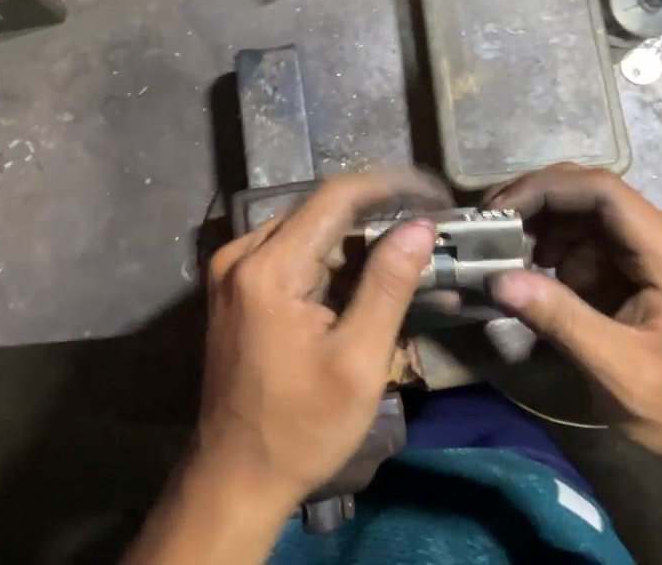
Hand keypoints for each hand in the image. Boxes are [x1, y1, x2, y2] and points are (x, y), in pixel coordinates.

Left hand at [193, 169, 443, 507]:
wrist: (235, 474)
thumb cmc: (302, 427)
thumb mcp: (359, 362)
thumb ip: (387, 285)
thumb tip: (419, 227)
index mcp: (268, 268)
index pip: (334, 197)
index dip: (388, 187)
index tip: (431, 193)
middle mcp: (241, 254)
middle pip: (318, 213)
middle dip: (374, 218)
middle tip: (424, 235)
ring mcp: (231, 270)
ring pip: (303, 231)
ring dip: (351, 242)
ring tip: (401, 261)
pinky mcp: (233, 287)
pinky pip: (286, 253)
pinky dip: (325, 262)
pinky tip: (357, 287)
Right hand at [487, 165, 661, 469]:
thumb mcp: (617, 370)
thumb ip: (560, 319)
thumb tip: (497, 279)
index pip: (604, 192)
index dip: (546, 190)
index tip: (499, 212)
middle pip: (591, 193)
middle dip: (536, 203)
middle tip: (489, 228)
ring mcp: (655, 248)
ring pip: (585, 211)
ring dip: (543, 227)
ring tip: (507, 258)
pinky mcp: (640, 263)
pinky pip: (589, 237)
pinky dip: (556, 248)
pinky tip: (538, 276)